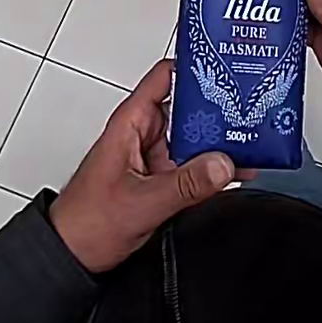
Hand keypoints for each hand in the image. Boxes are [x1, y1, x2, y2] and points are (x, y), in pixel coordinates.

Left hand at [49, 60, 241, 272]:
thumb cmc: (85, 222)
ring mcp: (155, 153)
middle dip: (216, 105)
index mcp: (132, 121)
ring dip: (219, 137)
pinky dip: (213, 163)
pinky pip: (193, 161)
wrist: (71, 258)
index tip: (223, 64)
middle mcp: (145, 131)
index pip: (165, 77)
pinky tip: (236, 168)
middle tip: (248, 105)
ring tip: (250, 136)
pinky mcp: (162, 175)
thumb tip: (222, 164)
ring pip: (194, 134)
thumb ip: (185, 184)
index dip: (193, 65)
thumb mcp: (141, 202)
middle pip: (187, 105)